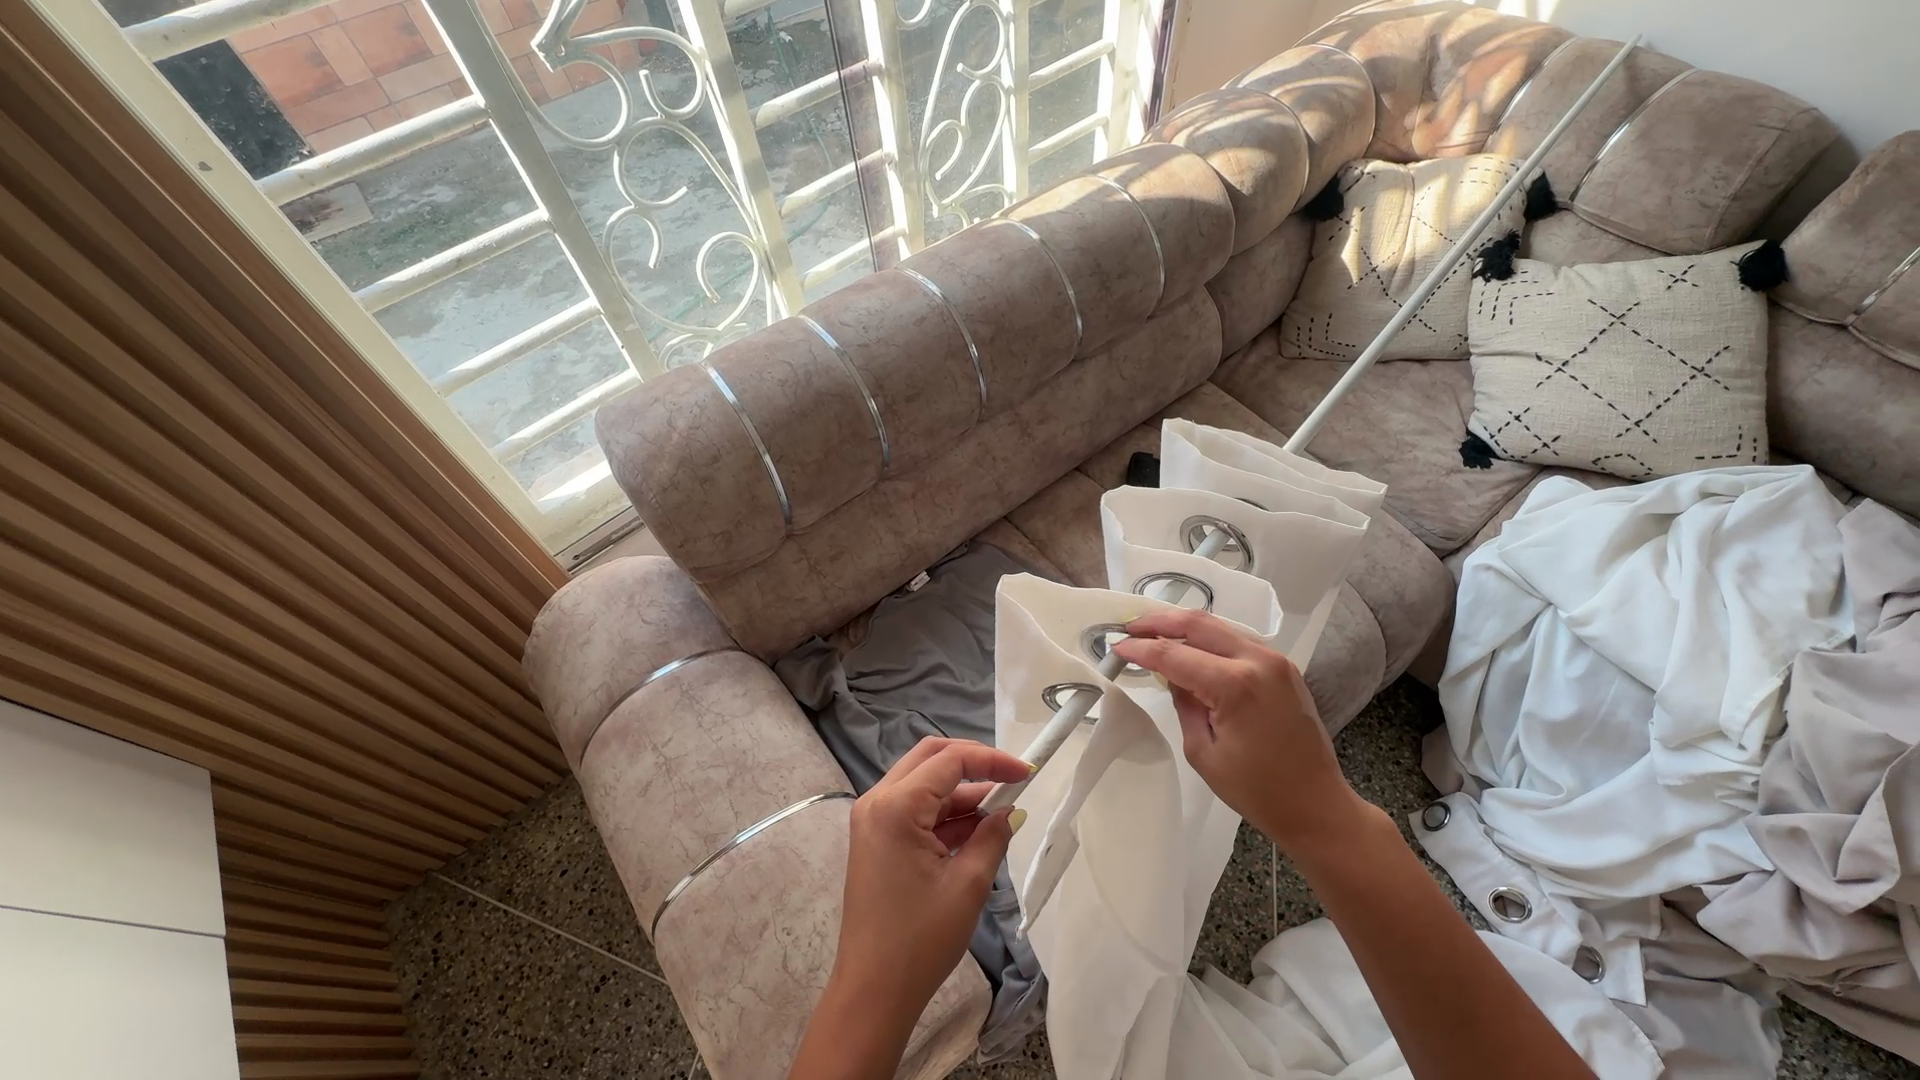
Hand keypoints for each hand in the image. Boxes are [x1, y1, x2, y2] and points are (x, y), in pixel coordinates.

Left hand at [833, 738, 1030, 1023]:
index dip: (992, 760)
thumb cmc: (920, 939)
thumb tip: (1009, 810)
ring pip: (922, 783)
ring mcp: (872, 821)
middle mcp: (877, 802)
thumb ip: (992, 836)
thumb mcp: (968, 884)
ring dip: (960, 792)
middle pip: (930, 758)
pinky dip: (944, 813)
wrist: (873, 991)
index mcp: (896, 805)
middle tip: (1011, 779)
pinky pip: (914, 809)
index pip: (950, 760)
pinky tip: (976, 830)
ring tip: (1001, 812)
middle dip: (973, 763)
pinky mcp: (875, 840)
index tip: (1027, 774)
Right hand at [1110, 609, 1369, 855]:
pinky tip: (1191, 646)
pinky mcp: (1284, 667)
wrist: (1316, 805)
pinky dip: (1210, 638)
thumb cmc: (1256, 790)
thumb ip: (1184, 704)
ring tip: (1154, 631)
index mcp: (1235, 685)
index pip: (1174, 654)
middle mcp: (1257, 660)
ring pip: (1220, 626)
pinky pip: (1238, 640)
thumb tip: (1173, 675)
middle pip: (1198, 624)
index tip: (1116, 646)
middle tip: (1130, 626)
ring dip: (1185, 625)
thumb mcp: (1202, 751)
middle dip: (1160, 621)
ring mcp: (1275, 660)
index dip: (1141, 649)